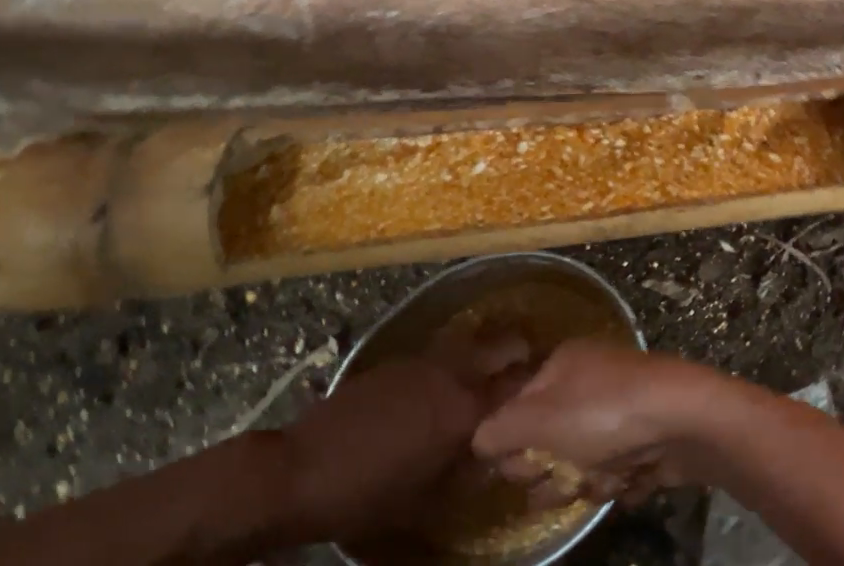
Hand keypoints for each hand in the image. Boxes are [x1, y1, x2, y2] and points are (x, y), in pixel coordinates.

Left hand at [272, 330, 529, 542]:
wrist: (294, 473)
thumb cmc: (366, 495)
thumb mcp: (427, 500)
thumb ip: (470, 474)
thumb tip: (496, 460)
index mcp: (469, 409)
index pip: (525, 383)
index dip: (544, 386)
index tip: (550, 395)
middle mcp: (455, 374)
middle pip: (507, 343)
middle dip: (521, 355)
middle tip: (521, 375)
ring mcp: (424, 362)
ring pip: (472, 343)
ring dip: (484, 356)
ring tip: (479, 382)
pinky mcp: (396, 361)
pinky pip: (439, 354)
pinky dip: (449, 365)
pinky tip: (433, 392)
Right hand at [471, 342, 734, 504]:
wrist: (689, 419)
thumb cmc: (606, 413)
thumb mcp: (535, 418)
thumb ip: (495, 431)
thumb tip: (483, 441)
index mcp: (565, 364)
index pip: (516, 409)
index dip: (514, 444)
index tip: (526, 461)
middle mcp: (593, 382)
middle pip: (549, 442)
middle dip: (553, 470)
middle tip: (568, 472)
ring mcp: (624, 410)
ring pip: (583, 464)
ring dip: (588, 481)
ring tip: (608, 475)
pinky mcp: (650, 438)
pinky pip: (620, 471)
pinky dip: (623, 480)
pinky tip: (635, 476)